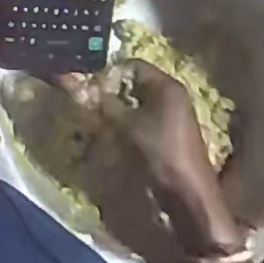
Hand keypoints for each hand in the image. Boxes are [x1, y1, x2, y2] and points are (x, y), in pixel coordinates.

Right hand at [71, 62, 240, 252]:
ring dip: (118, 107)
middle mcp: (173, 96)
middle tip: (90, 99)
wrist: (189, 197)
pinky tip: (114, 131)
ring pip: (138, 101)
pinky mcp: (171, 134)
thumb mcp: (127, 125)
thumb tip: (73, 83)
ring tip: (98, 115)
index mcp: (167, 86)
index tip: (90, 83)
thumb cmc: (161, 152)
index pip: (133, 65)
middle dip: (112, 90)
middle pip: (135, 83)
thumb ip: (102, 102)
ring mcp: (174, 115)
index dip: (110, 72)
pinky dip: (128, 120)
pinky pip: (144, 117)